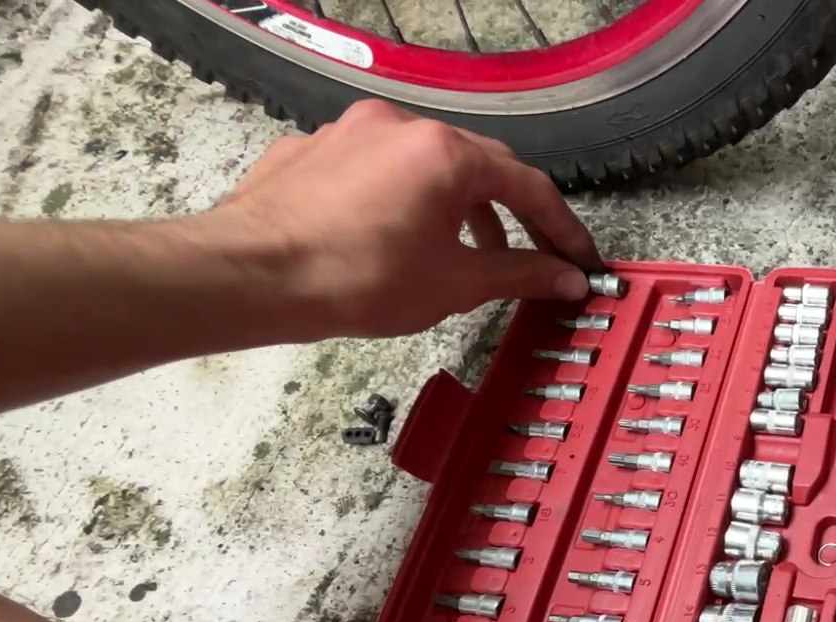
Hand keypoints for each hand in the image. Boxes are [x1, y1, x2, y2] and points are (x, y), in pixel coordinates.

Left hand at [201, 99, 601, 340]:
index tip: (584, 261)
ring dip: (470, 207)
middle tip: (542, 256)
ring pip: (435, 164)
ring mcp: (353, 131)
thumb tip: (569, 280)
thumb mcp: (460, 282)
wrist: (251, 274)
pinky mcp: (317, 148)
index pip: (531, 187)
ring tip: (477, 255)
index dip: (566, 228)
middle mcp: (402, 126)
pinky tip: (412, 238)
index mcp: (446, 154)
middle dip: (521, 214)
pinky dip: (419, 200)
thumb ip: (524, 275)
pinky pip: (388, 168)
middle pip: (486, 166)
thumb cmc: (363, 278)